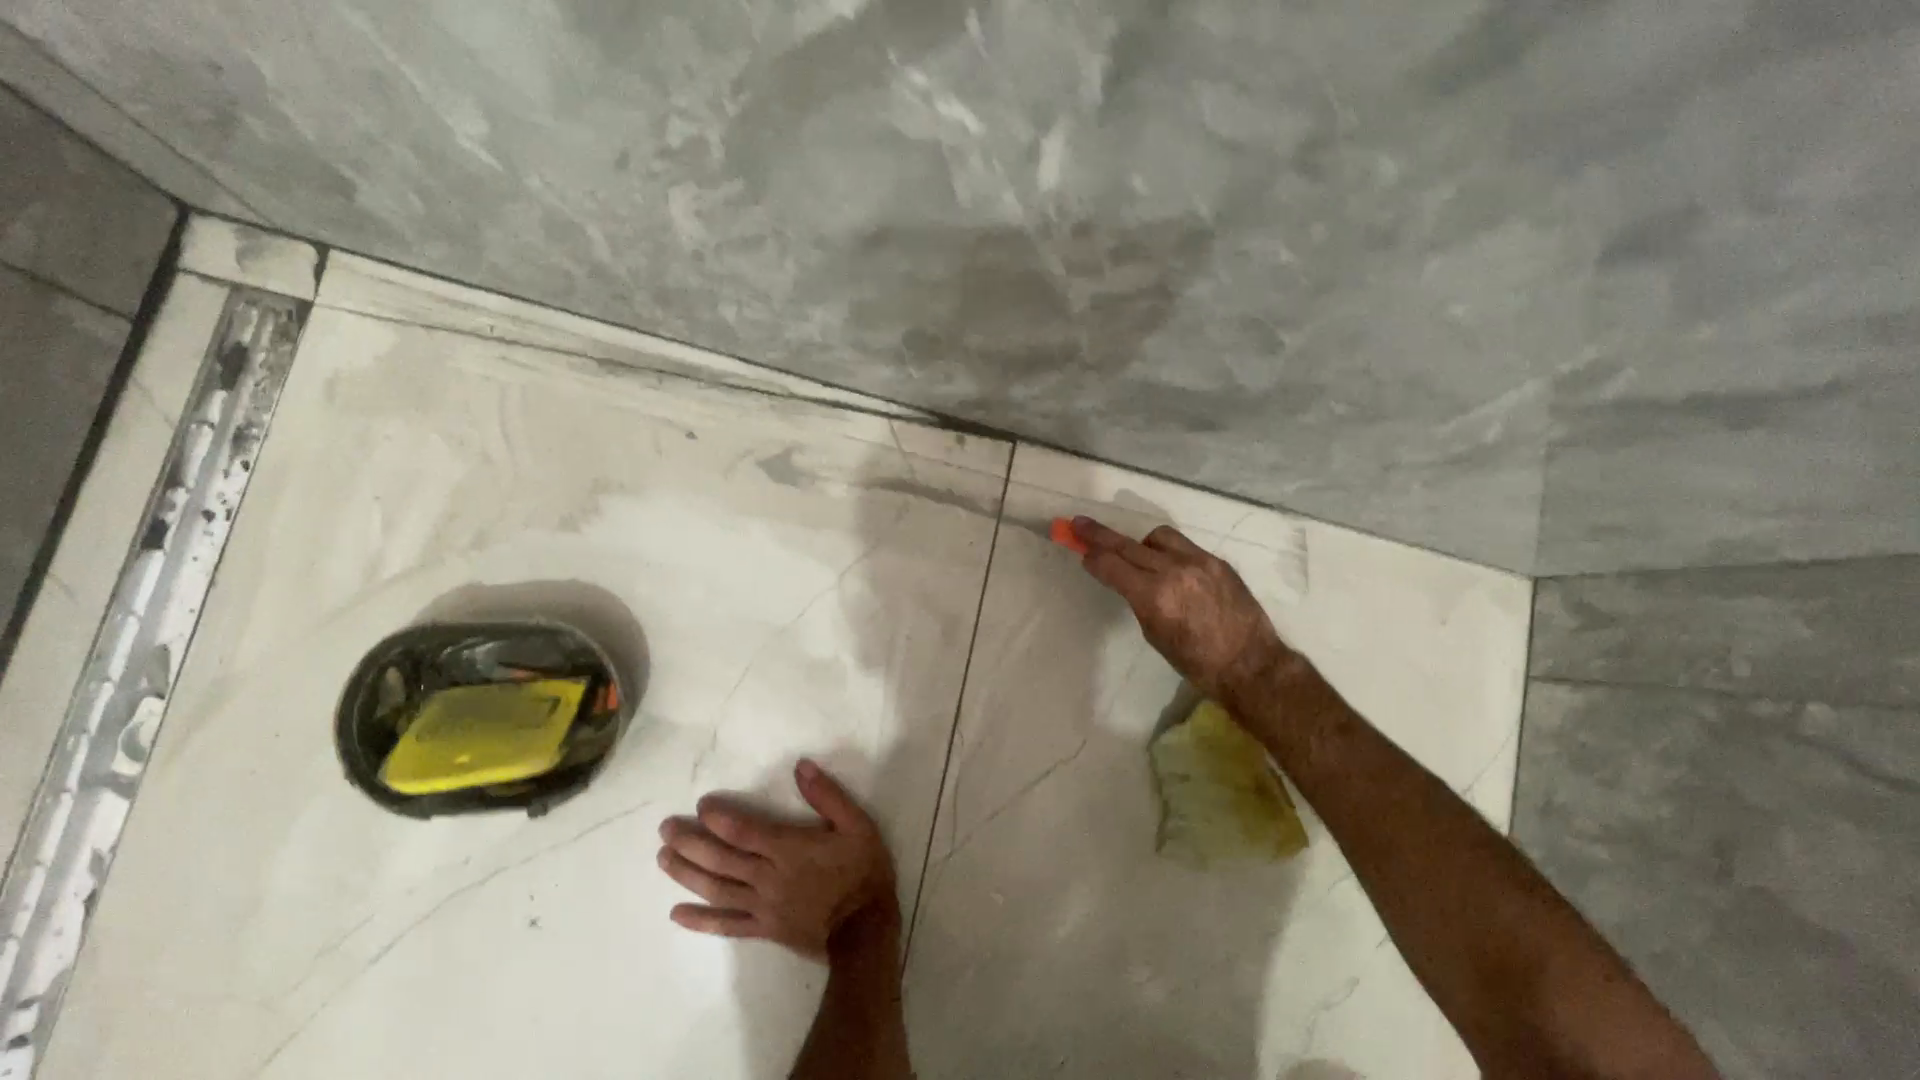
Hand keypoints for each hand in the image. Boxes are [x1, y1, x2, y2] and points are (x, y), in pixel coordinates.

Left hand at [658, 759, 898, 960]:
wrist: (866, 929)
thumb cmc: (863, 872)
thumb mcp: (857, 825)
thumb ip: (827, 796)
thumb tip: (800, 767)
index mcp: (788, 849)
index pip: (743, 830)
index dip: (717, 817)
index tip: (700, 806)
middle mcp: (767, 876)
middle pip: (720, 858)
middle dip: (689, 842)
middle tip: (665, 829)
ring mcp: (762, 907)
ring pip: (716, 889)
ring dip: (686, 874)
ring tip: (662, 859)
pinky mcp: (764, 930)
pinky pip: (727, 926)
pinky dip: (700, 920)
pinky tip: (676, 914)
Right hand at [1070, 516, 1295, 705]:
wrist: (1249, 663)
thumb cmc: (1196, 662)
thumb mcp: (1155, 634)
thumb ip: (1140, 601)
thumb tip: (1129, 581)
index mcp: (1154, 596)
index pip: (1112, 566)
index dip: (1092, 557)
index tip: (1079, 550)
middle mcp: (1174, 571)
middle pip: (1127, 545)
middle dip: (1100, 536)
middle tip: (1079, 524)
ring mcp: (1199, 562)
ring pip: (1158, 537)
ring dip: (1141, 544)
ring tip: (1139, 557)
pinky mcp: (1217, 561)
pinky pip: (1184, 546)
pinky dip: (1170, 553)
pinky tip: (1171, 569)